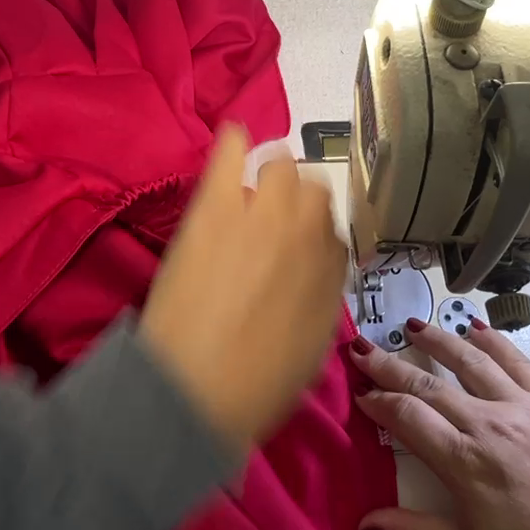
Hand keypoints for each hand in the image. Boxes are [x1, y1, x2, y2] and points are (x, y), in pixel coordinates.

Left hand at [141, 126, 346, 452]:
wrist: (194, 391)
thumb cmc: (255, 388)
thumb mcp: (310, 353)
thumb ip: (319, 305)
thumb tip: (313, 279)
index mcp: (332, 276)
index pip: (335, 236)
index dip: (313, 240)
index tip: (293, 254)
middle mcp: (309, 236)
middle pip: (315, 193)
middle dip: (298, 204)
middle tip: (271, 225)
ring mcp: (264, 217)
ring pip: (283, 168)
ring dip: (272, 177)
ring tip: (252, 193)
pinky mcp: (217, 208)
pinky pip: (232, 157)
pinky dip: (234, 144)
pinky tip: (234, 137)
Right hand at [351, 321, 529, 529]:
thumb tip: (364, 524)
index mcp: (466, 463)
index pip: (408, 418)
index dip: (379, 403)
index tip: (359, 394)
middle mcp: (489, 424)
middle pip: (429, 385)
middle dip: (390, 366)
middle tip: (361, 348)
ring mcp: (522, 407)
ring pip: (470, 362)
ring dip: (438, 340)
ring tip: (411, 326)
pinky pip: (517, 361)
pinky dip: (494, 342)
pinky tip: (477, 330)